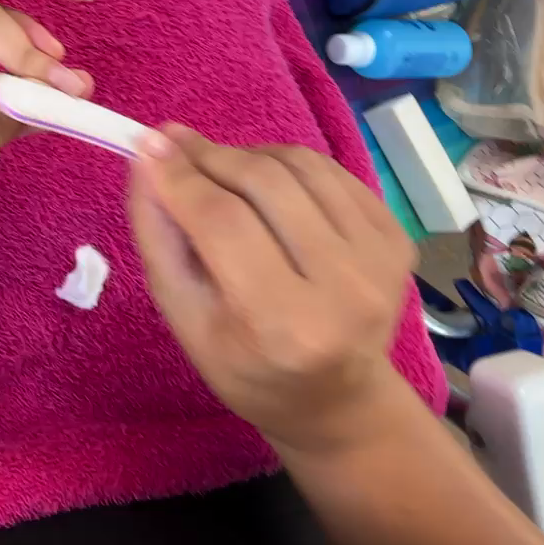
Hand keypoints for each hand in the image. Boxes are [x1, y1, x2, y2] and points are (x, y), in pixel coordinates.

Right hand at [129, 127, 417, 456]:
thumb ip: (157, 235)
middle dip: (208, 156)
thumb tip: (149, 157)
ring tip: (218, 171)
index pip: (223, 223)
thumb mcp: (181, 314)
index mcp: (283, 324)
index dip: (180, 176)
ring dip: (244, 154)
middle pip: (263, 184)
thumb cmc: (244, 365)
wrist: (337, 400)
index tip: (147, 144)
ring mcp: (379, 259)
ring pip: (297, 165)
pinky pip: (328, 170)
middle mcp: (344, 288)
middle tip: (174, 147)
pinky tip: (263, 184)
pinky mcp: (396, 237)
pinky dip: (283, 162)